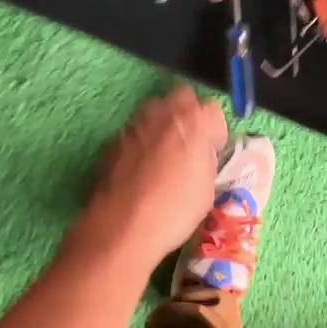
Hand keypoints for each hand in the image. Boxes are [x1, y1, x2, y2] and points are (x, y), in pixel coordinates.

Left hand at [75, 85, 229, 267]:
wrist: (121, 231)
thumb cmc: (174, 211)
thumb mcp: (208, 189)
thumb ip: (206, 159)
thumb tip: (200, 154)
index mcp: (195, 121)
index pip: (213, 109)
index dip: (214, 131)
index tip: (211, 151)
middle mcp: (165, 112)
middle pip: (183, 97)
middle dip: (187, 114)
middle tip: (187, 143)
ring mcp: (135, 124)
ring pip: (154, 111)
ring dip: (161, 125)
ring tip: (160, 156)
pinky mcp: (112, 141)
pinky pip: (133, 133)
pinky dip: (138, 144)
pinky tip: (136, 171)